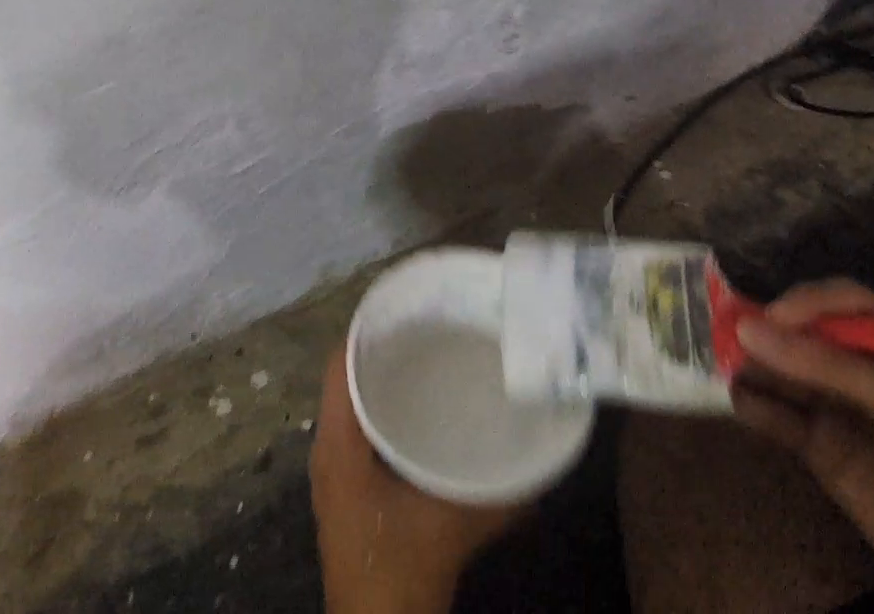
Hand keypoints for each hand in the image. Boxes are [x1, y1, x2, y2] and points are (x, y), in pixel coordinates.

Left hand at [310, 339, 522, 613]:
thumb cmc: (404, 565)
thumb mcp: (457, 521)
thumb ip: (504, 488)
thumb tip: (545, 454)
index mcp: (339, 443)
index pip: (340, 362)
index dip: (368, 328)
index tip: (407, 308)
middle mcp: (327, 447)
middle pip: (345, 377)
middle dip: (381, 348)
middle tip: (427, 328)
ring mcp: (333, 467)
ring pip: (349, 402)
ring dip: (380, 378)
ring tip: (426, 356)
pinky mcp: (345, 485)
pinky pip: (356, 427)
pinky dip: (380, 409)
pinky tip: (417, 410)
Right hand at [731, 281, 873, 613]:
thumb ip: (829, 366)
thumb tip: (748, 327)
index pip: (846, 303)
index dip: (805, 304)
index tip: (766, 319)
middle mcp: (866, 370)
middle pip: (804, 333)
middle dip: (765, 330)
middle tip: (722, 334)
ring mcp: (841, 410)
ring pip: (782, 373)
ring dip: (751, 365)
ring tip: (718, 364)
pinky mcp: (821, 449)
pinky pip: (777, 417)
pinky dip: (753, 406)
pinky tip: (739, 403)